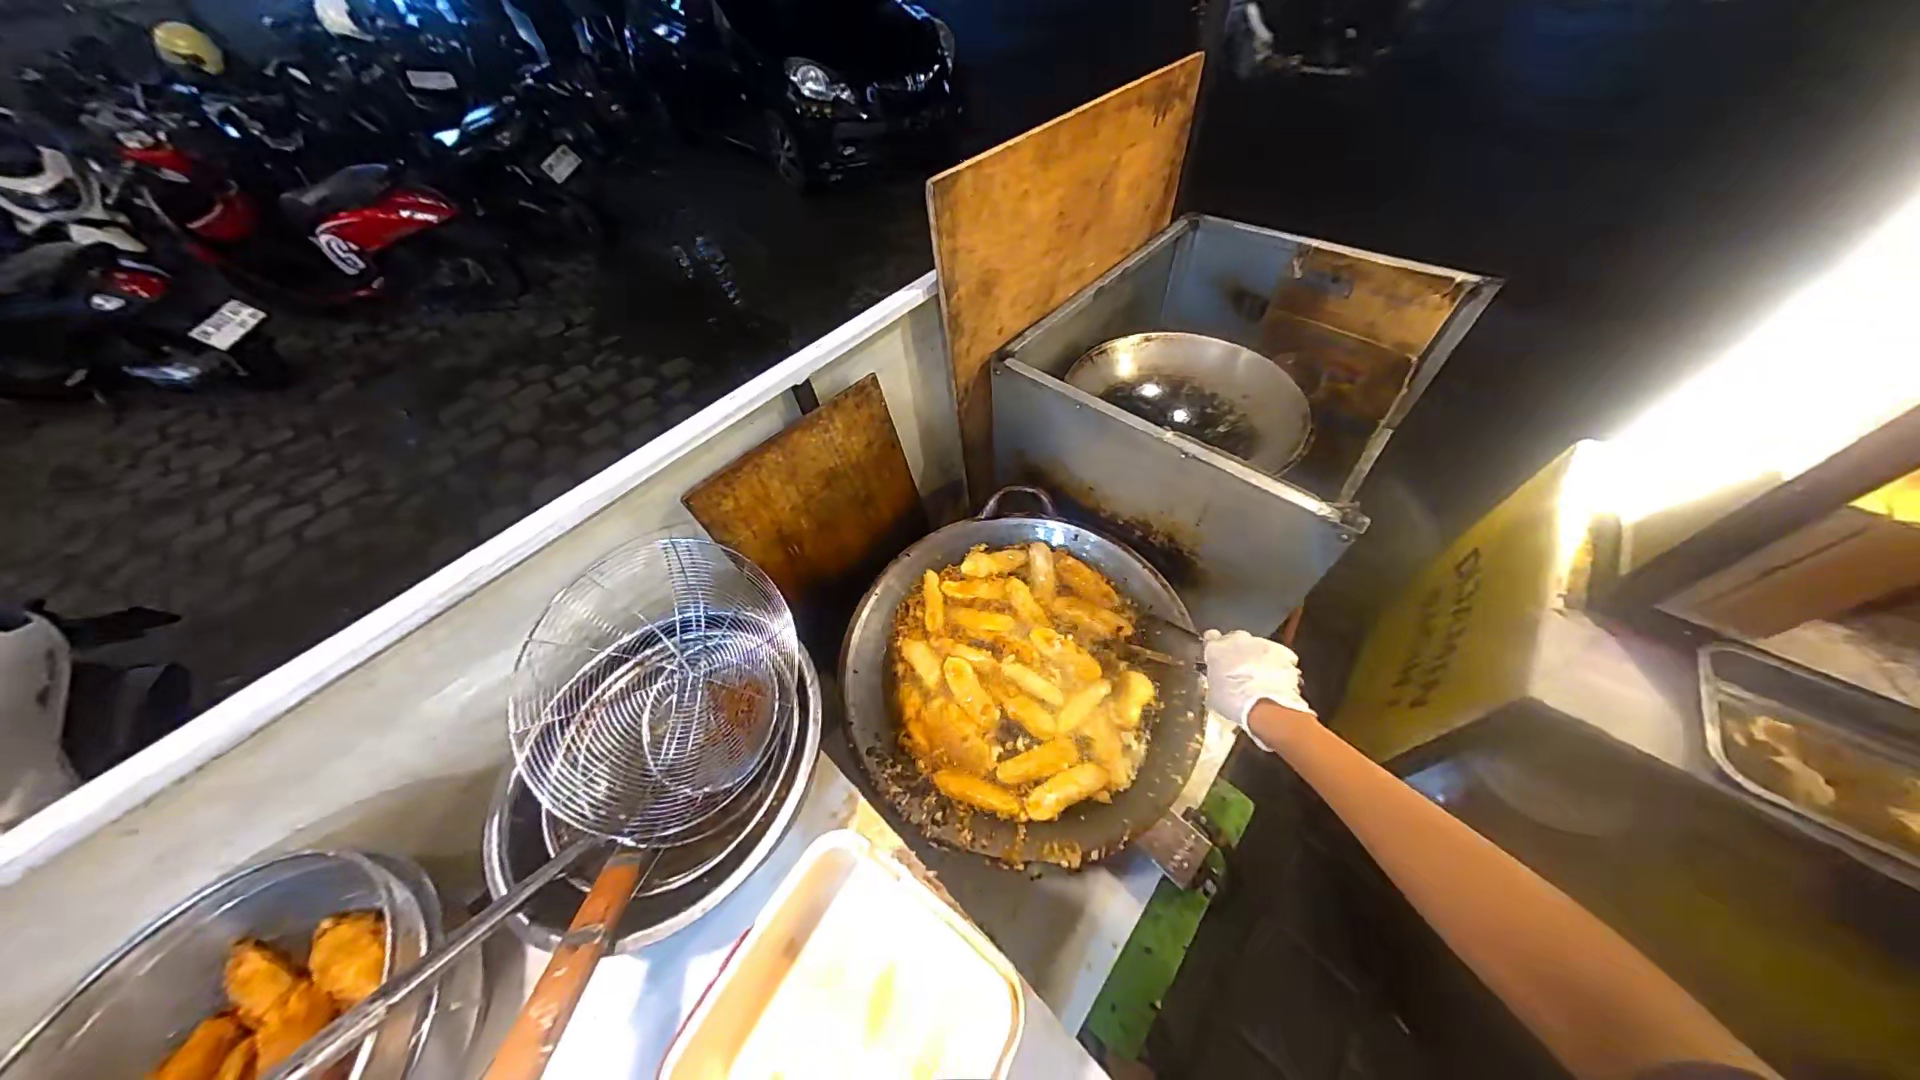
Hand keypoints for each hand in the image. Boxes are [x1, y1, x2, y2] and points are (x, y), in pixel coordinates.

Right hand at [1203, 629, 1313, 749]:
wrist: (1266, 707)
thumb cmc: (1233, 702)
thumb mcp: (1213, 693)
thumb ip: (1215, 677)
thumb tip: (1220, 679)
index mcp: (1215, 648)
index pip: (1211, 637)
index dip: (1216, 647)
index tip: (1218, 656)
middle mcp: (1237, 640)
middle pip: (1236, 640)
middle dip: (1238, 651)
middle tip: (1239, 670)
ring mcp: (1262, 643)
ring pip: (1258, 647)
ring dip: (1258, 658)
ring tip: (1261, 678)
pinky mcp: (1284, 651)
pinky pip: (1278, 655)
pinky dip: (1277, 664)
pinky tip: (1278, 679)